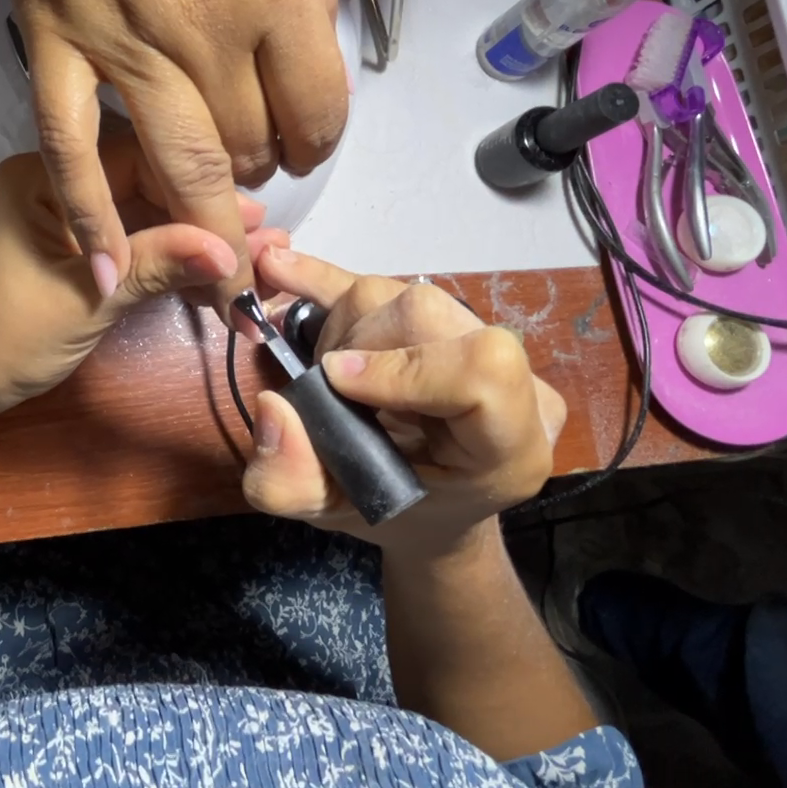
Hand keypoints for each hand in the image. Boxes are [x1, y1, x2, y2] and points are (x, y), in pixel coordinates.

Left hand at [0, 138, 287, 425]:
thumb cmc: (9, 339)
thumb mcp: (86, 300)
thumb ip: (156, 267)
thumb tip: (229, 250)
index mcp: (40, 175)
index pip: (132, 157)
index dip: (192, 185)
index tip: (249, 211)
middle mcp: (58, 179)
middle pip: (145, 183)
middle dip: (204, 213)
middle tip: (267, 231)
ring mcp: (72, 210)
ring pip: (148, 212)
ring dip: (197, 236)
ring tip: (260, 250)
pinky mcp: (84, 241)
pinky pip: (137, 236)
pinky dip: (174, 256)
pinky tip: (219, 267)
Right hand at [240, 246, 568, 556]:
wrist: (426, 502)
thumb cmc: (390, 516)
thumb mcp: (331, 517)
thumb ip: (292, 482)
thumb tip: (273, 406)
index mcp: (509, 447)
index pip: (484, 371)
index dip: (401, 367)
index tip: (335, 380)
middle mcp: (513, 381)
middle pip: (425, 312)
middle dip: (353, 343)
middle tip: (325, 387)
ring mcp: (478, 337)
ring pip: (398, 292)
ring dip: (340, 326)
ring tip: (327, 372)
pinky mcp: (436, 312)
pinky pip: (382, 281)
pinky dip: (322, 277)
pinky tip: (278, 270)